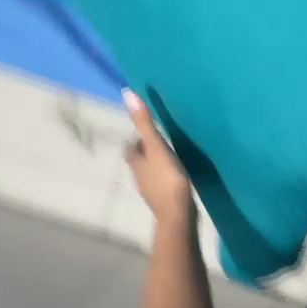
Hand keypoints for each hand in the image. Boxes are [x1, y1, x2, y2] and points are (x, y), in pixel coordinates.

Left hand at [123, 90, 195, 224]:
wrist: (178, 214)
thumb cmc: (166, 178)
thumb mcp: (156, 146)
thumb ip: (144, 123)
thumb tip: (127, 93)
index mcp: (136, 162)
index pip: (130, 148)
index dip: (137, 139)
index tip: (149, 132)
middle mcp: (140, 177)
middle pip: (140, 161)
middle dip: (148, 152)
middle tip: (163, 142)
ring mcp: (152, 191)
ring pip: (151, 173)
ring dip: (158, 165)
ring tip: (173, 156)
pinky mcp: (165, 200)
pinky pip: (163, 184)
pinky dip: (168, 178)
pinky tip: (180, 176)